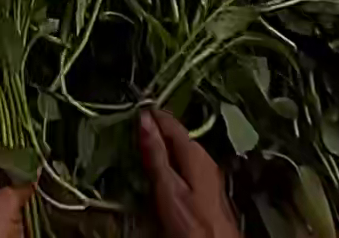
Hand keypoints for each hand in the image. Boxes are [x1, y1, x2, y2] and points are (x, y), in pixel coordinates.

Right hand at [138, 109, 239, 237]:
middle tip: (131, 131)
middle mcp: (204, 156)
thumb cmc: (193, 226)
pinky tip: (159, 174)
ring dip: (161, 148)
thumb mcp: (169, 189)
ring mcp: (208, 173)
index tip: (130, 111)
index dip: (150, 114)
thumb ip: (156, 154)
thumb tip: (143, 118)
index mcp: (195, 151)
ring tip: (140, 150)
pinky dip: (168, 163)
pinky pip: (184, 165)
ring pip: (179, 150)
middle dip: (154, 130)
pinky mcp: (207, 189)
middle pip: (175, 134)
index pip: (169, 121)